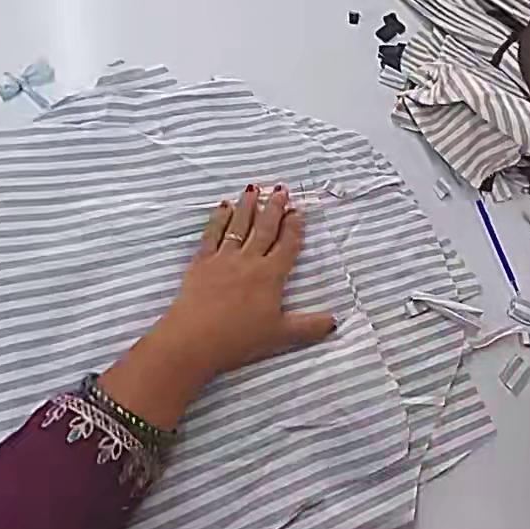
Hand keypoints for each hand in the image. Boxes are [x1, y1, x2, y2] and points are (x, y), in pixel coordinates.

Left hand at [100, 185, 335, 428]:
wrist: (194, 339)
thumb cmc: (240, 338)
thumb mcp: (281, 335)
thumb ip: (309, 327)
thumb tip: (335, 322)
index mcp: (271, 276)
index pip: (287, 245)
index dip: (294, 227)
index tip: (298, 212)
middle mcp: (249, 261)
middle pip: (265, 229)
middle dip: (274, 208)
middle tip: (281, 190)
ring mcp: (224, 259)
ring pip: (239, 226)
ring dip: (248, 206)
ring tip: (253, 189)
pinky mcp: (201, 263)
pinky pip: (212, 234)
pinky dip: (218, 219)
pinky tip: (222, 207)